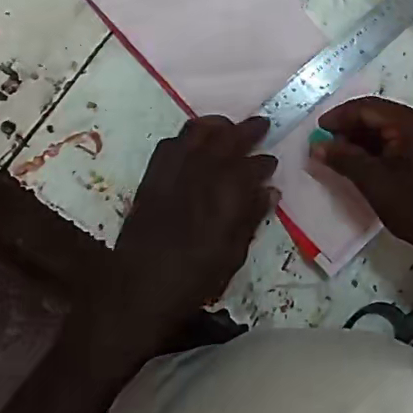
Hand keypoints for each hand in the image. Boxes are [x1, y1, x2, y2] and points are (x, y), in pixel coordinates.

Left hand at [74, 115, 277, 362]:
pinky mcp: (152, 176)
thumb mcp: (233, 254)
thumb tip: (270, 191)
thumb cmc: (194, 278)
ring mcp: (173, 170)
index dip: (265, 162)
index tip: (271, 163)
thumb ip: (252, 217)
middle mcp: (201, 173)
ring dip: (217, 125)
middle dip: (249, 129)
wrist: (140, 287)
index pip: (253, 165)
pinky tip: (194, 145)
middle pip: (228, 138)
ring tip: (228, 127)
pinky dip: (186, 138)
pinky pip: (170, 144)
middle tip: (262, 125)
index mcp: (227, 193)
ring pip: (197, 131)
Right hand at [311, 97, 412, 253]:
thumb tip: (316, 146)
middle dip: (348, 128)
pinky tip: (356, 160)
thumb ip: (344, 159)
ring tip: (336, 154)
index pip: (369, 108)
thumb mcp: (374, 181)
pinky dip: (373, 148)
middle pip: (377, 115)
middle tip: (325, 143)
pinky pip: (394, 140)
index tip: (318, 129)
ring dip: (359, 139)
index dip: (340, 116)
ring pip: (384, 128)